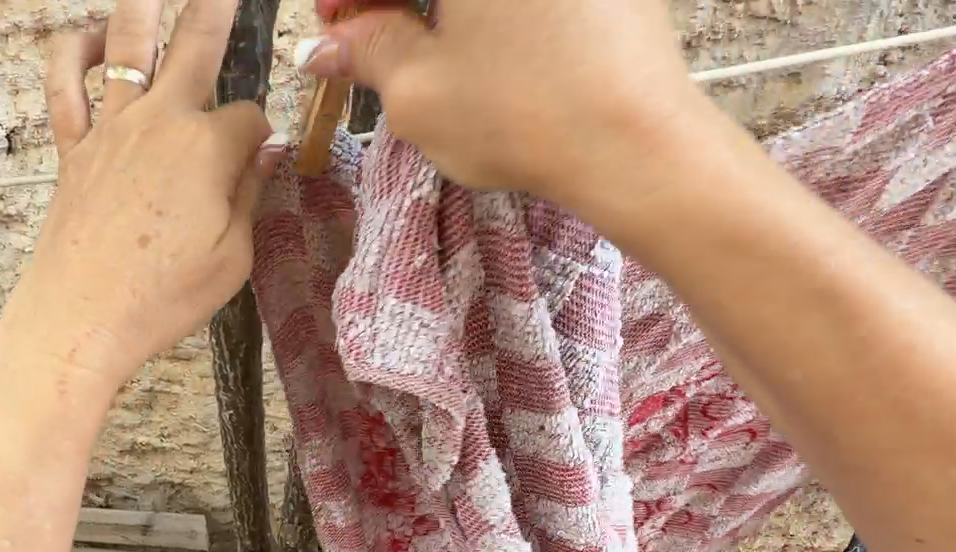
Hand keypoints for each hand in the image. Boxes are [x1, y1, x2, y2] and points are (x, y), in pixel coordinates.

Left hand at [0, 0, 282, 397]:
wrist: (83, 319)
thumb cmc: (163, 299)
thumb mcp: (232, 260)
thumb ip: (249, 197)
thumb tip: (266, 155)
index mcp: (208, 149)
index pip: (249, 119)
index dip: (260, 136)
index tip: (258, 159)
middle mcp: (160, 121)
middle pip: (196, 43)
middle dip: (219, 10)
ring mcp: (111, 128)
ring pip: (127, 40)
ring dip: (146, 4)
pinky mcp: (73, 148)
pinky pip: (64, 84)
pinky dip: (75, 53)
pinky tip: (94, 42)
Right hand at [303, 1, 722, 217]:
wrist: (632, 135)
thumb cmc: (517, 112)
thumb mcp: (418, 90)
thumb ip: (365, 52)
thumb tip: (322, 46)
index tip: (331, 30)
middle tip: (367, 40)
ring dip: (434, 5)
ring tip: (417, 46)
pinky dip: (481, 7)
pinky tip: (472, 38)